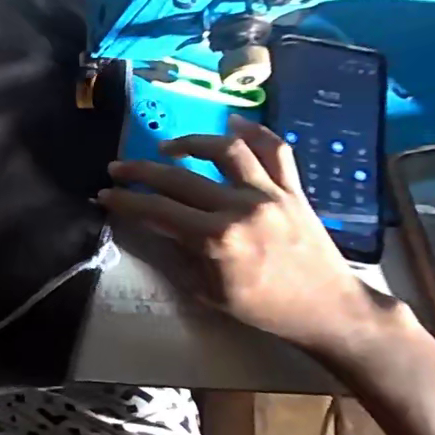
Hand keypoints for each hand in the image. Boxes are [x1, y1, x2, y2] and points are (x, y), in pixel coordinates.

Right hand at [99, 116, 407, 354]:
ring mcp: (270, 193)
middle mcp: (241, 208)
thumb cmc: (266, 310)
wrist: (329, 309)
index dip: (126, 201)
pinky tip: (233, 124)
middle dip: (141, 171)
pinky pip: (275, 149)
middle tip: (118, 168)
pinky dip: (254, 131)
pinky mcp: (293, 188)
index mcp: (218, 241)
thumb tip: (152, 228)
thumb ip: (179, 257)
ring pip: (226, 150)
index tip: (105, 193)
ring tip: (169, 146)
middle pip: (180, 178)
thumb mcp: (211, 295)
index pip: (158, 212)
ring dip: (191, 142)